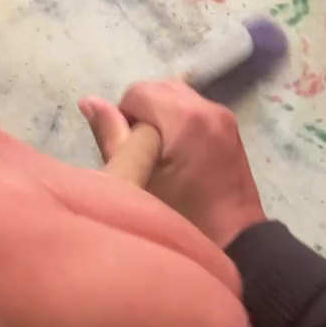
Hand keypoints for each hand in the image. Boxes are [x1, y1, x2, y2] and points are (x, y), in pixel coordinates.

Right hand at [80, 81, 267, 248]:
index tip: (129, 152)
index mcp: (184, 117)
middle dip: (142, 114)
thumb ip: (112, 136)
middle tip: (142, 152)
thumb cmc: (182, 215)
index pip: (136, 93)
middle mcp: (206, 106)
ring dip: (160, 115)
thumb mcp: (139, 179)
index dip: (123, 118)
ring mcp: (222, 114)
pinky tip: (178, 153)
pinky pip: (194, 107)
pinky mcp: (230, 125)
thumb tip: (89, 101)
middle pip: (157, 88)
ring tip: (159, 153)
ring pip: (176, 94)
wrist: (236, 238)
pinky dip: (179, 120)